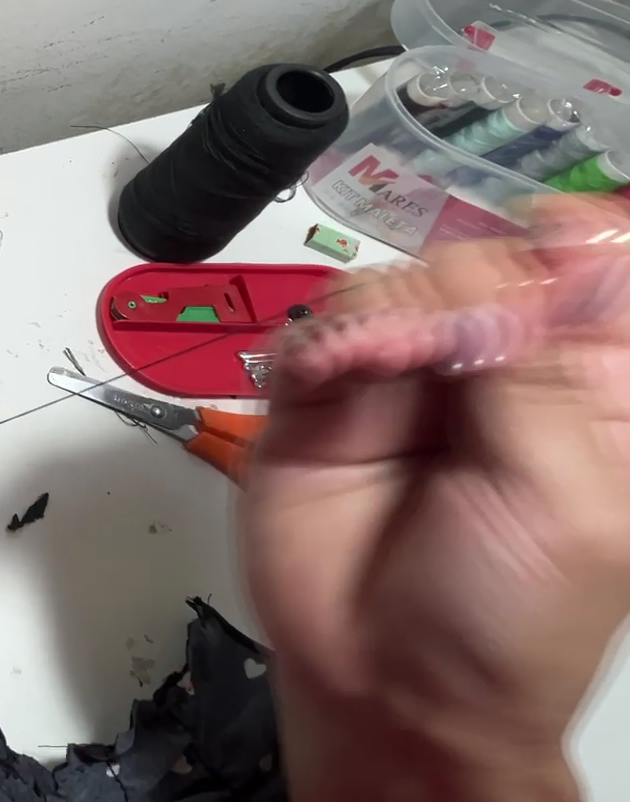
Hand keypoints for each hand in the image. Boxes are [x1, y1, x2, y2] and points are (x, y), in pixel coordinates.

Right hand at [243, 198, 629, 800]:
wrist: (374, 669)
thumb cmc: (504, 612)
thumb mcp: (569, 503)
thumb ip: (537, 386)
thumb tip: (505, 283)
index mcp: (583, 400)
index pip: (590, 289)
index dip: (576, 246)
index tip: (552, 225)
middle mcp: (485, 379)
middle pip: (472, 274)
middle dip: (458, 289)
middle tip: (443, 341)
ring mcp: (389, 385)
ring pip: (380, 291)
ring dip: (375, 312)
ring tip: (367, 363)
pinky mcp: (309, 398)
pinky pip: (304, 334)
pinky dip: (311, 338)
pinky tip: (322, 370)